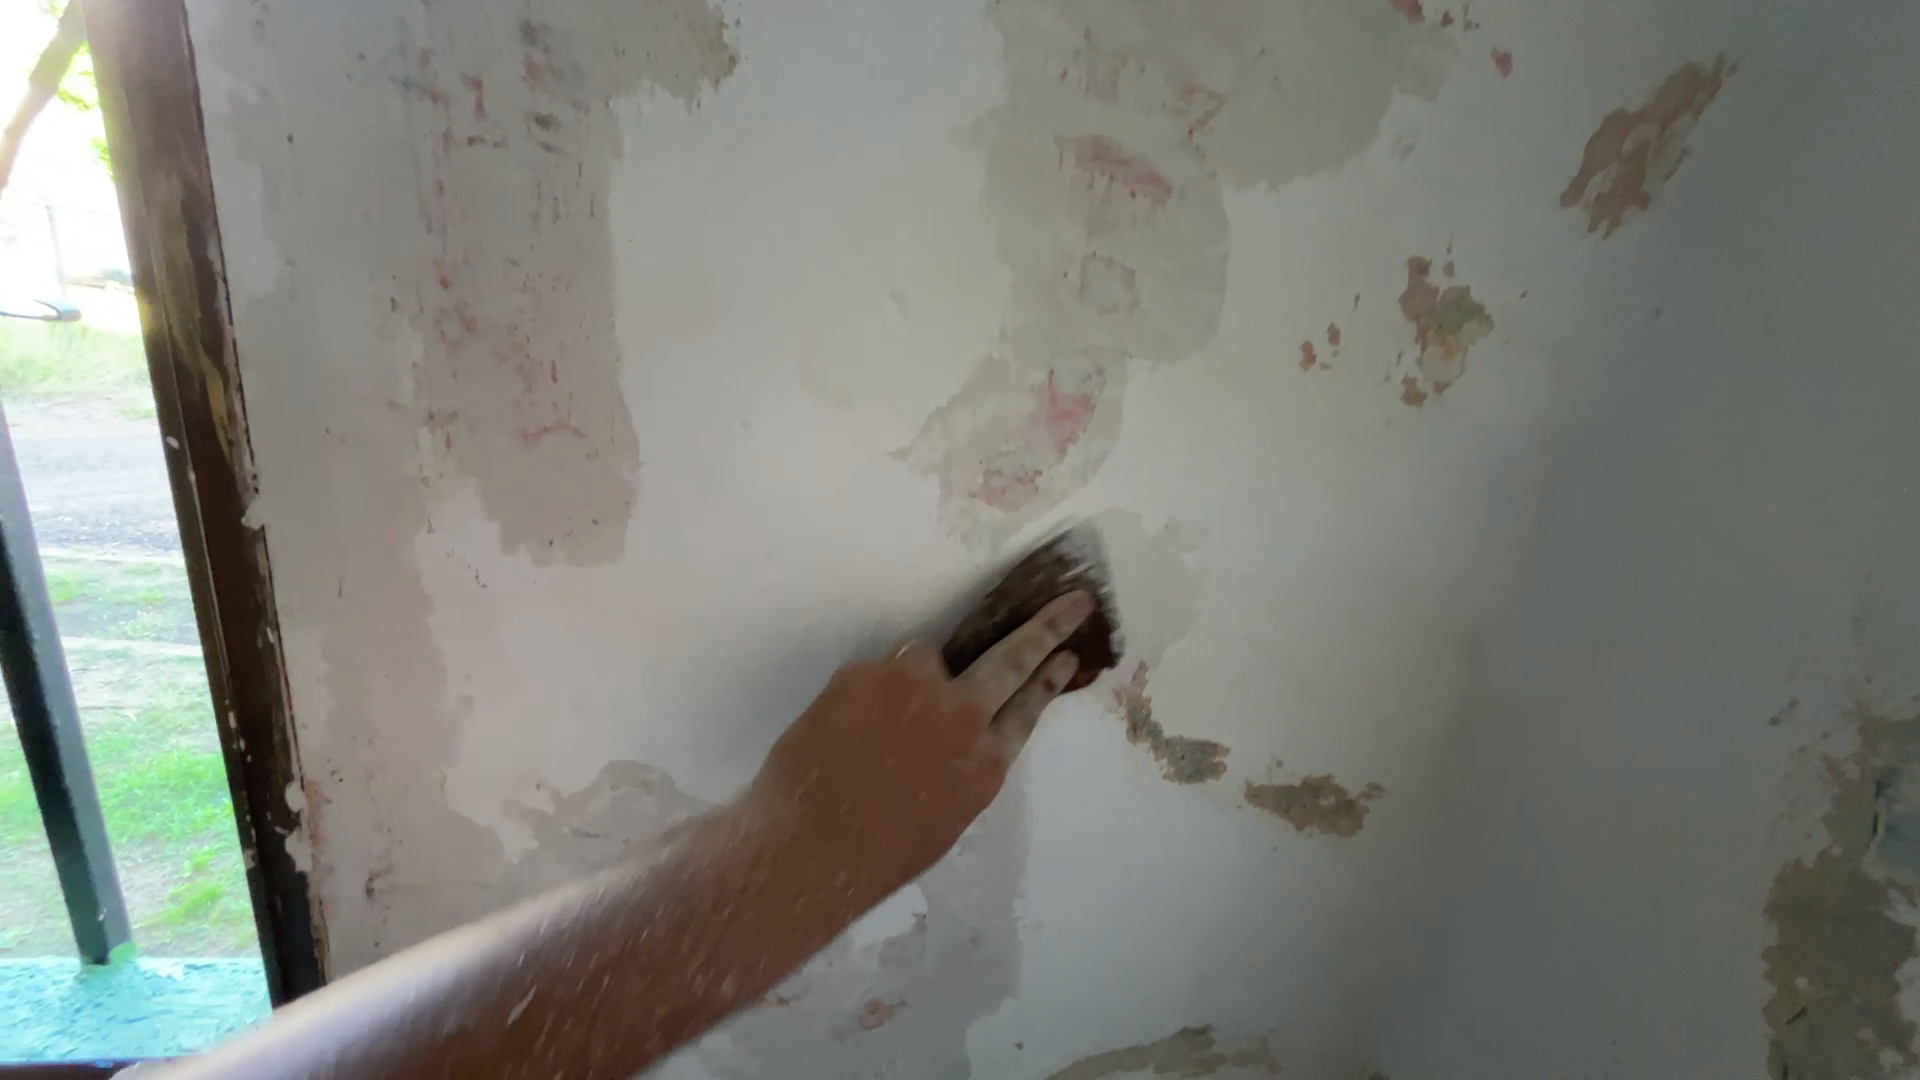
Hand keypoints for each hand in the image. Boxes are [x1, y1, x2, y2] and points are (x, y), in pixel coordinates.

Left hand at [744, 591, 1092, 918]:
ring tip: (876, 722)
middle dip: (1046, 627)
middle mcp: (960, 715)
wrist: (807, 848)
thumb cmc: (878, 848)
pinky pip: (875, 672)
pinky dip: (866, 693)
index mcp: (984, 763)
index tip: (1069, 652)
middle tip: (1073, 601)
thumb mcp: (948, 814)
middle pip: (1012, 658)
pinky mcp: (867, 672)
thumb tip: (967, 727)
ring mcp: (914, 687)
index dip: (1050, 677)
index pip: (1029, 707)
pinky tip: (845, 728)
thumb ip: (966, 762)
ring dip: (911, 679)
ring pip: (922, 659)